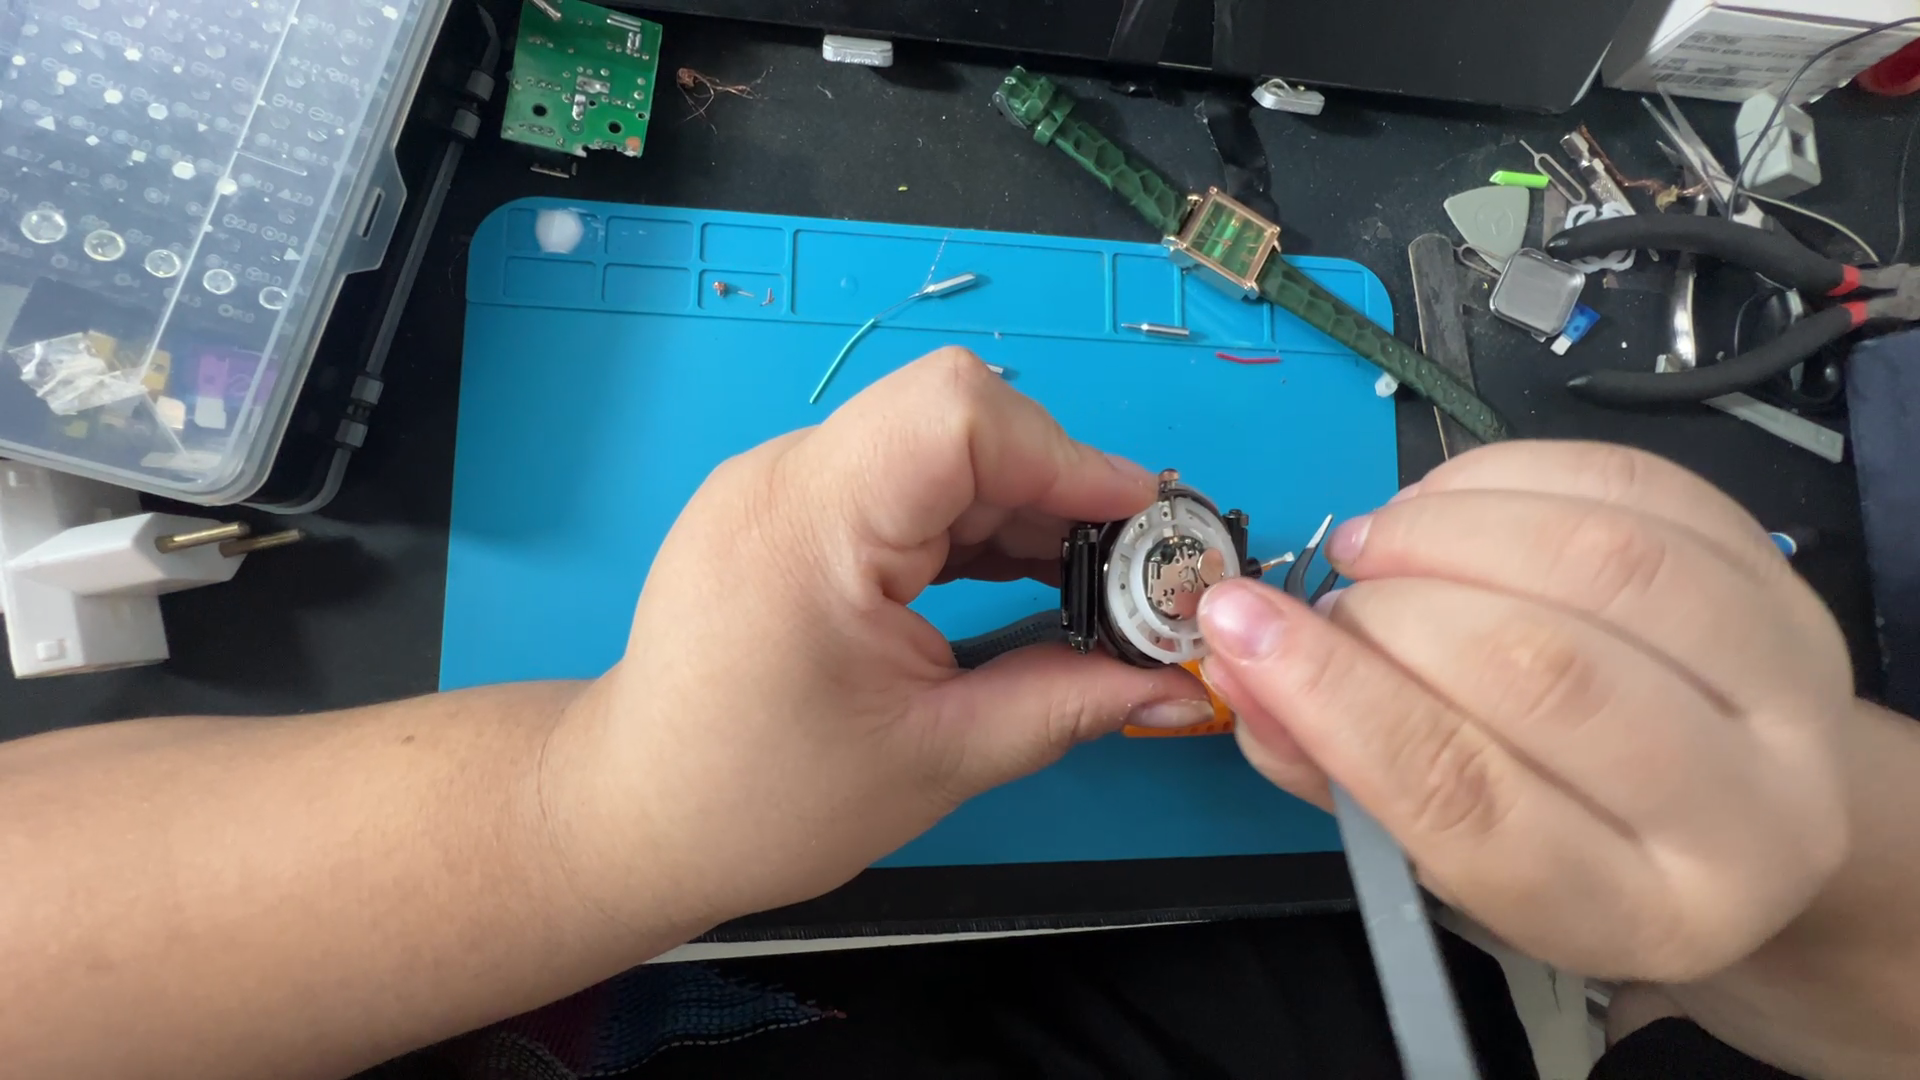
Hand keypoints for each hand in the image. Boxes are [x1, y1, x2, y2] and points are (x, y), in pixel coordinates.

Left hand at [544, 348, 1210, 929]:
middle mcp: (788, 475)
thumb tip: (1176, 687)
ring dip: (1022, 504)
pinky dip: (975, 521)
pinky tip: (1022, 570)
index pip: (954, 416)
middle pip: (953, 420)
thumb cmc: (765, 802)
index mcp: (810, 524)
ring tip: (1086, 576)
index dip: (1063, 454)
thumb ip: (1067, 705)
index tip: (1138, 519)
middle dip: (1057, 484)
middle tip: (1126, 565)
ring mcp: (785, 484)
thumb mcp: (937, 759)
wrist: (633, 811)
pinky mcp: (793, 507)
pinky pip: (904, 482)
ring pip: (936, 447)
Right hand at [1196, 441, 1850, 982]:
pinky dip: (1495, 477)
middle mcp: (1738, 807)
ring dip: (1437, 532)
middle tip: (1331, 602)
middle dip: (1386, 613)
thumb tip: (1230, 658)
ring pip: (1596, 561)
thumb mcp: (1408, 830)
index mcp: (1621, 903)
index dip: (1332, 693)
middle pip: (1538, 670)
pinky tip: (1434, 507)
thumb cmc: (1531, 825)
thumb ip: (1310, 751)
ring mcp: (1784, 681)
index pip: (1462, 793)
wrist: (1717, 802)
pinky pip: (1630, 486)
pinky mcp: (1779, 576)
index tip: (1238, 618)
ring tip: (1370, 546)